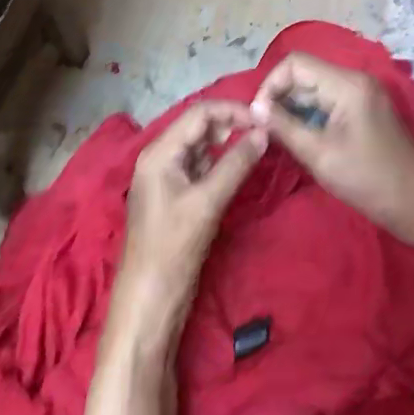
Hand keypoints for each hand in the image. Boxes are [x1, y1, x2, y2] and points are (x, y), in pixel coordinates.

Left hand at [118, 101, 267, 300]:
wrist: (149, 304)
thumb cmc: (172, 249)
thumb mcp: (207, 203)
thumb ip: (236, 163)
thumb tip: (264, 132)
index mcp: (159, 153)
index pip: (199, 113)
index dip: (232, 110)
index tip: (263, 119)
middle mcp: (160, 158)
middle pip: (199, 126)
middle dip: (231, 123)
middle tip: (263, 132)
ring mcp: (167, 178)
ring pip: (201, 146)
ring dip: (228, 142)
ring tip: (257, 145)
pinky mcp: (177, 196)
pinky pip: (201, 166)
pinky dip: (221, 162)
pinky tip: (240, 166)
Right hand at [250, 52, 413, 240]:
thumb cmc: (370, 181)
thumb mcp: (320, 155)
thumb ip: (284, 127)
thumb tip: (254, 108)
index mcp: (347, 83)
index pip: (295, 63)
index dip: (270, 85)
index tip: (257, 116)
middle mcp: (355, 80)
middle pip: (305, 73)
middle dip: (279, 96)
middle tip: (261, 128)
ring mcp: (362, 94)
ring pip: (315, 89)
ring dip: (292, 107)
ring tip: (274, 135)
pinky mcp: (365, 111)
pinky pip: (328, 102)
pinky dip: (309, 115)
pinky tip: (296, 137)